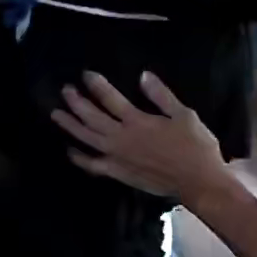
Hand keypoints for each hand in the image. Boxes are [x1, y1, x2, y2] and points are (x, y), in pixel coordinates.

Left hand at [50, 71, 232, 201]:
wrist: (199, 183)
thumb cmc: (195, 147)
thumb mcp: (184, 115)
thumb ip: (161, 95)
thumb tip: (143, 75)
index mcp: (137, 121)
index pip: (110, 98)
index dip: (96, 84)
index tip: (86, 74)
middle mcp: (121, 138)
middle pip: (91, 117)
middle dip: (76, 101)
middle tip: (66, 90)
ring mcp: (117, 156)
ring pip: (86, 138)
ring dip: (70, 125)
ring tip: (57, 114)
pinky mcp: (117, 172)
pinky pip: (93, 165)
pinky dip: (79, 158)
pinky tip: (70, 150)